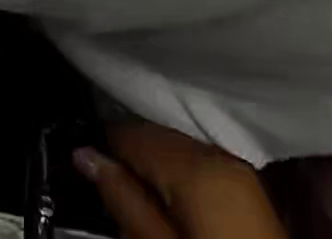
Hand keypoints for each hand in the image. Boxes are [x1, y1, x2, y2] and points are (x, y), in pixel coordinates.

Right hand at [73, 122, 288, 238]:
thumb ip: (123, 199)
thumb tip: (87, 156)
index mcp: (196, 165)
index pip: (138, 133)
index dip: (107, 138)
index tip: (83, 146)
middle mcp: (220, 151)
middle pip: (162, 135)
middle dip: (132, 146)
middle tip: (102, 162)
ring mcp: (239, 164)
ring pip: (183, 143)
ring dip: (156, 154)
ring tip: (131, 174)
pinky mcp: (247, 181)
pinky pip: (203, 157)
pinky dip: (180, 165)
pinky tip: (166, 184)